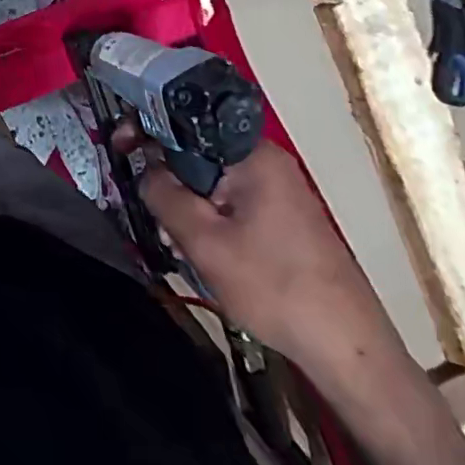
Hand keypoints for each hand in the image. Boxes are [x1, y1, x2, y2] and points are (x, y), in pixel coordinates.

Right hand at [136, 136, 386, 367]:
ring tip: (183, 249)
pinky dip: (213, 223)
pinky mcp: (283, 217)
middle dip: (172, 184)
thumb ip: (166, 197)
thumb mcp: (205, 242)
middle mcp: (268, 162)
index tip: (121, 147)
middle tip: (159, 223)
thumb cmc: (272, 285)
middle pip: (201, 156)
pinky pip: (234, 204)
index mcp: (253, 155)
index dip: (151, 132)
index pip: (191, 123)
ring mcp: (279, 190)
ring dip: (191, 210)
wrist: (343, 341)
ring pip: (215, 184)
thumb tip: (144, 168)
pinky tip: (207, 258)